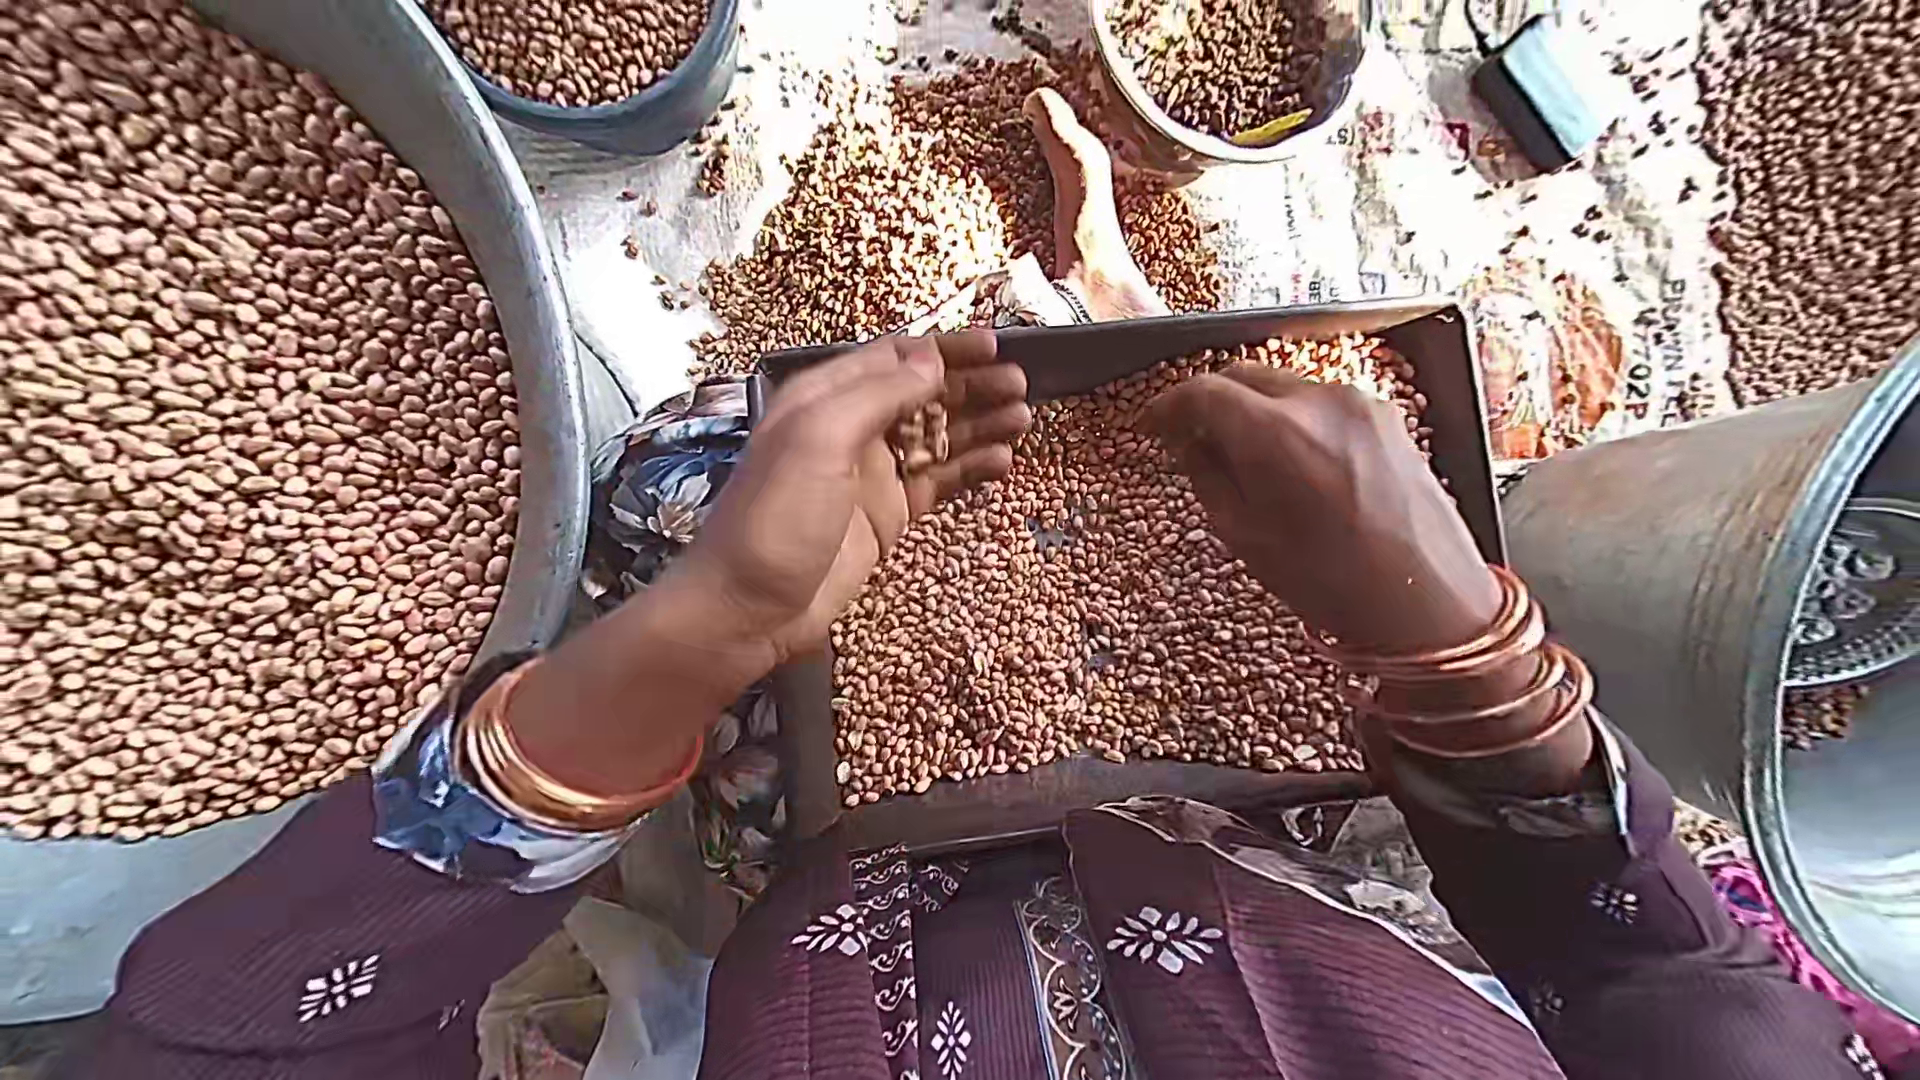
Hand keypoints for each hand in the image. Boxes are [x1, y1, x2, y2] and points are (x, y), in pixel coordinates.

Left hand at [505, 332, 1028, 798]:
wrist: (753, 607)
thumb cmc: (777, 516)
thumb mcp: (819, 439)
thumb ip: (877, 394)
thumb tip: (932, 358)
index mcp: (828, 399)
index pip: (894, 358)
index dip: (944, 349)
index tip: (993, 346)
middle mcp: (854, 429)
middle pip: (923, 396)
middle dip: (971, 386)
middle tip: (1020, 385)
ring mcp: (874, 474)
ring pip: (937, 438)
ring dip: (979, 425)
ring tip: (1022, 418)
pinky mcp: (890, 515)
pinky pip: (938, 483)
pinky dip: (969, 471)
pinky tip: (1002, 463)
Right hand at [1147, 364, 1498, 653]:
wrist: (1427, 599)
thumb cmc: (1327, 579)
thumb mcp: (1242, 532)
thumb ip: (1206, 474)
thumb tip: (1190, 443)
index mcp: (1273, 433)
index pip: (1202, 391)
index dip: (1167, 404)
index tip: (1152, 423)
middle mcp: (1317, 401)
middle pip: (1241, 374)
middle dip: (1206, 399)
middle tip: (1187, 434)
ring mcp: (1358, 402)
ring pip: (1280, 385)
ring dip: (1248, 407)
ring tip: (1237, 449)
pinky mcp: (1386, 414)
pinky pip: (1316, 400)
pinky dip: (1286, 415)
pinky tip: (1282, 453)